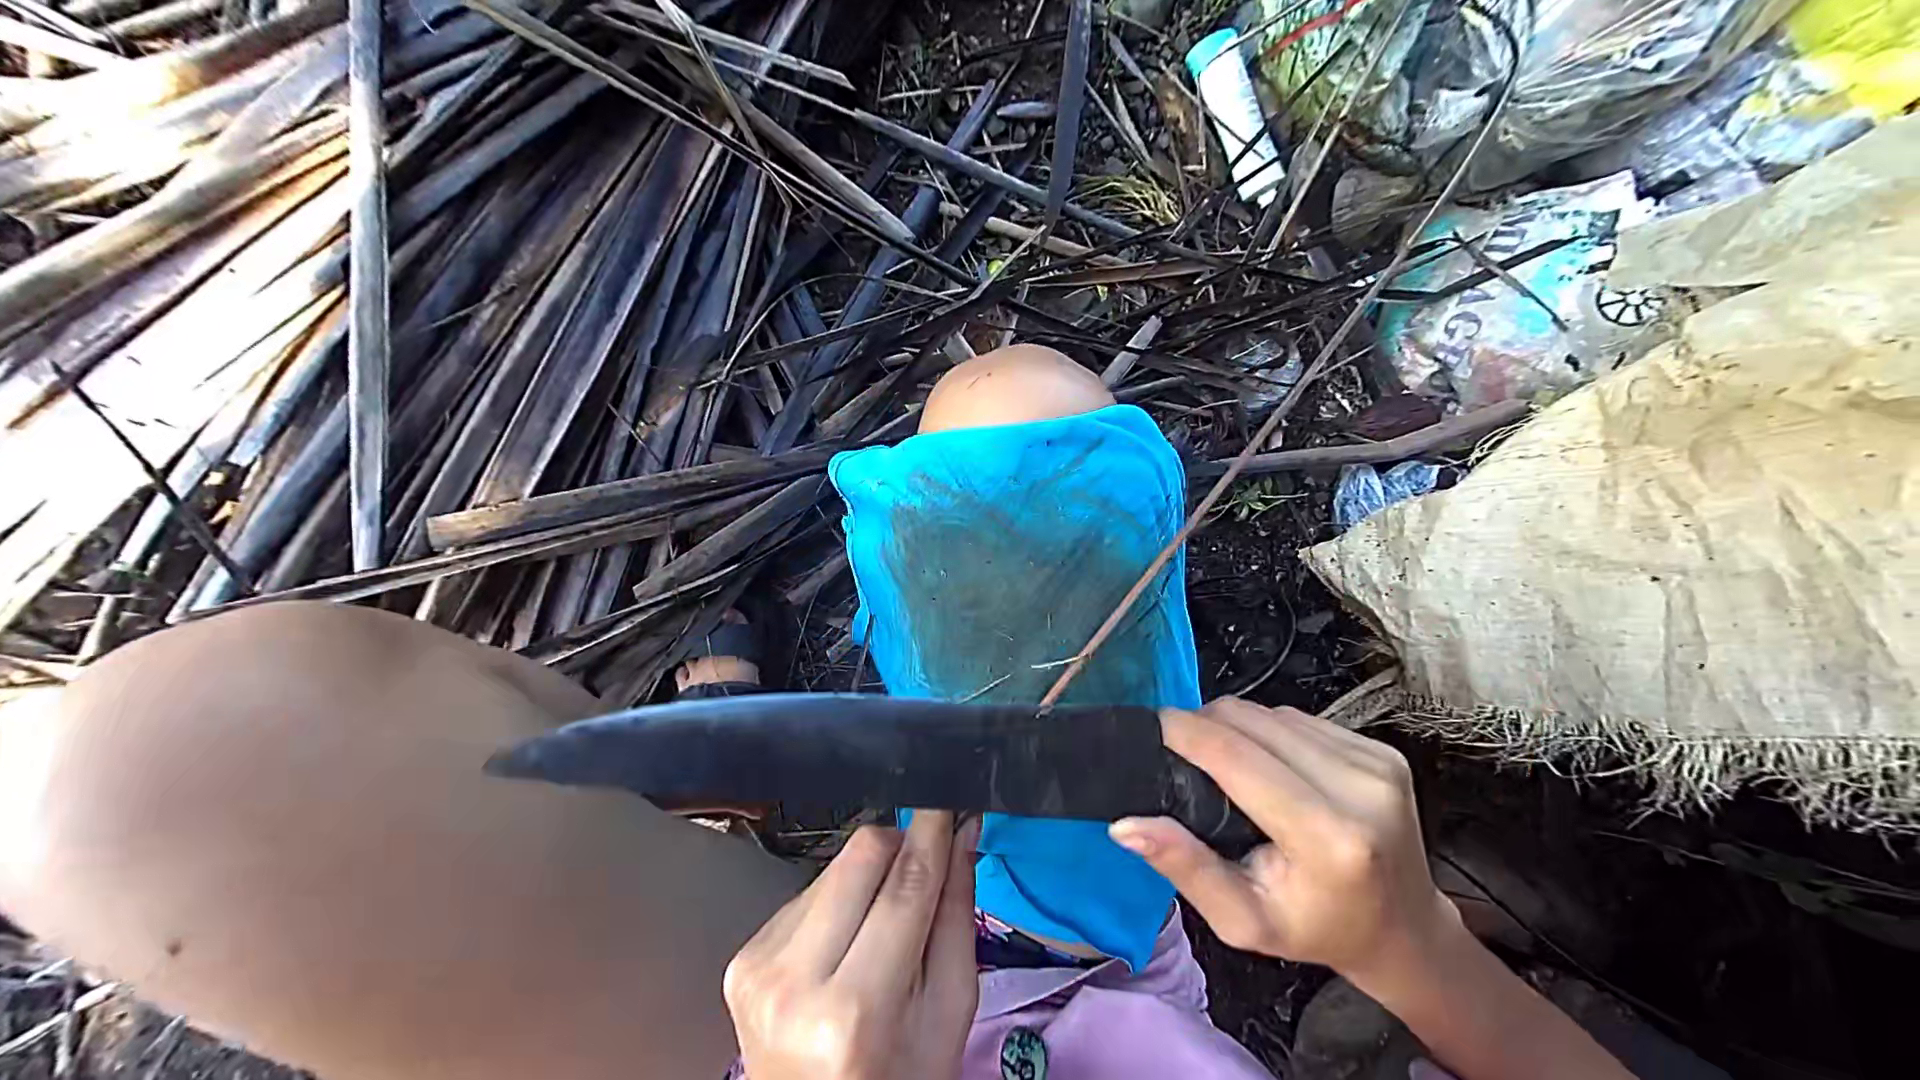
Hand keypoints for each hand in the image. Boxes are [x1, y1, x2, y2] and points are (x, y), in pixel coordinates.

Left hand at [724, 812, 980, 1079]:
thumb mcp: (949, 1012)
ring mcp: (759, 967)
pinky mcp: (744, 956)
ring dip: (868, 876)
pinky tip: (845, 942)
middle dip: (901, 845)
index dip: (932, 832)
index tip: (947, 803)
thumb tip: (962, 833)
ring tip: (880, 926)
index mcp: (857, 1011)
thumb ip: (957, 915)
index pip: (906, 887)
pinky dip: (838, 900)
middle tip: (923, 869)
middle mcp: (795, 982)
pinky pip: (807, 891)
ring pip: (835, 864)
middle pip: (861, 854)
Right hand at [1109, 697, 1455, 986]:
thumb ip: (1185, 867)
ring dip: (1232, 725)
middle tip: (1179, 753)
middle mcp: (1360, 787)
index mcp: (1329, 838)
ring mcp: (1375, 763)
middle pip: (1248, 720)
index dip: (1181, 731)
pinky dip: (1266, 730)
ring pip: (1269, 711)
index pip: (1234, 755)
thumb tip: (1126, 825)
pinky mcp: (1381, 749)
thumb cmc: (1315, 928)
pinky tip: (1264, 761)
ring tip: (1221, 761)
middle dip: (1201, 725)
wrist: (1404, 930)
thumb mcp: (1242, 920)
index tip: (1146, 728)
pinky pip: (1296, 717)